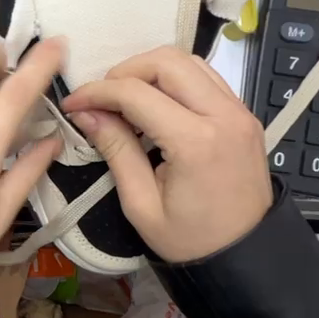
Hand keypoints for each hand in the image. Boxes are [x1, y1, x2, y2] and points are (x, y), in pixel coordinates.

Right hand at [61, 47, 271, 262]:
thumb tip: (85, 114)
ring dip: (150, 71)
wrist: (246, 256)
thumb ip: (116, 150)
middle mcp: (223, 115)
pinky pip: (205, 77)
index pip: (136, 93)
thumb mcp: (140, 204)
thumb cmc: (189, 240)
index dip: (97, 92)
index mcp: (196, 142)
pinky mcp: (244, 115)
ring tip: (125, 100)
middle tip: (100, 99)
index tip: (72, 104)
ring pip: (188, 61)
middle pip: (166, 61)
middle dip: (124, 72)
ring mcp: (239, 111)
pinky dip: (173, 80)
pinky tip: (154, 106)